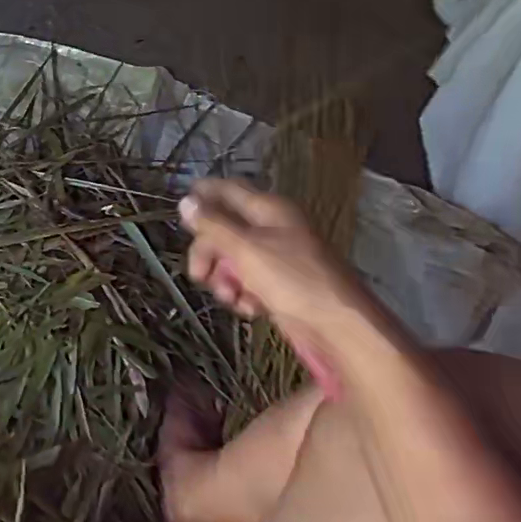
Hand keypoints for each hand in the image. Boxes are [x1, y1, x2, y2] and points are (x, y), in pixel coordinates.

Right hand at [178, 179, 379, 397]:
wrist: (340, 331)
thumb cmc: (293, 281)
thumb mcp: (245, 249)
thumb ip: (212, 224)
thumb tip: (186, 201)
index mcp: (269, 210)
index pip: (228, 190)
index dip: (203, 195)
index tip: (180, 210)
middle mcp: (273, 229)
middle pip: (224, 228)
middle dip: (208, 251)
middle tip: (199, 274)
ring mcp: (277, 258)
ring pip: (232, 258)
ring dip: (223, 277)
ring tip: (229, 296)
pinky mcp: (280, 285)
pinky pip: (248, 281)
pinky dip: (241, 293)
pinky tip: (247, 307)